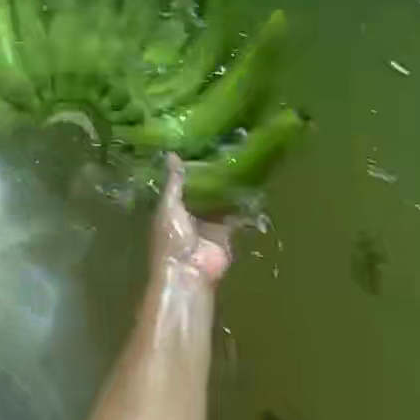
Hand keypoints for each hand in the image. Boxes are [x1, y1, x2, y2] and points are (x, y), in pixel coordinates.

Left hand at [152, 154, 231, 286]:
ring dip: (226, 191)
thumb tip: (172, 154)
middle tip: (224, 154)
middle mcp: (189, 215)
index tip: (200, 150)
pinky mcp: (225, 234)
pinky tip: (251, 189)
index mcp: (170, 208)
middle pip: (201, 194)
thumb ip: (173, 181)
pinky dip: (241, 207)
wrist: (191, 270)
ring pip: (218, 203)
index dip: (188, 171)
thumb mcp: (169, 204)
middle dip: (210, 179)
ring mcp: (207, 225)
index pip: (180, 185)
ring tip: (239, 165)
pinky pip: (234, 217)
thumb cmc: (173, 236)